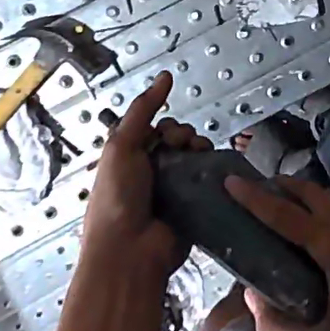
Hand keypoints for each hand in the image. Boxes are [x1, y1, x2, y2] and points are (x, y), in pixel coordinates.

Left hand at [82, 72, 211, 281]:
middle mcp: (151, 174)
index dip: (168, 127)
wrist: (130, 253)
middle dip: (186, 137)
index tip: (170, 134)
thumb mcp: (122, 146)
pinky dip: (211, 172)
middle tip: (184, 146)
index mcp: (129, 160)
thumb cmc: (117, 200)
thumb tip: (165, 77)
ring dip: (200, 151)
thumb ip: (143, 109)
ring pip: (195, 158)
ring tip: (200, 157)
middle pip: (180, 141)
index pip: (157, 130)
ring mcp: (171, 191)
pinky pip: (206, 181)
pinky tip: (212, 170)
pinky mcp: (191, 205)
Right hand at [224, 174, 329, 330]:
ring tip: (266, 203)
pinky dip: (309, 199)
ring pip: (317, 191)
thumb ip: (277, 328)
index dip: (253, 196)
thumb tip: (252, 297)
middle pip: (300, 190)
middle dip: (271, 186)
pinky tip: (298, 218)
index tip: (230, 181)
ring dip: (291, 192)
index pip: (283, 212)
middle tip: (244, 192)